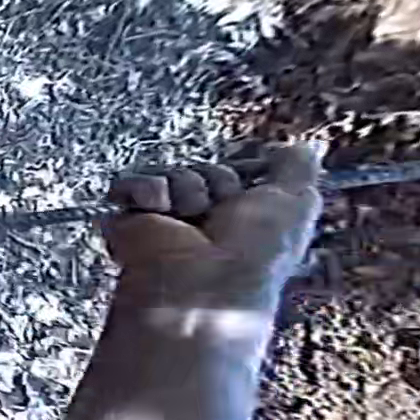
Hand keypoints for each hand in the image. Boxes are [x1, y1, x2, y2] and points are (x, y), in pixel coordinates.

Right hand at [105, 142, 322, 311]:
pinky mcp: (123, 216)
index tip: (250, 196)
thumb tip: (296, 144)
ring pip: (171, 173)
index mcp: (233, 212)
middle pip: (201, 169)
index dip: (243, 176)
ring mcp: (157, 214)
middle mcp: (194, 213)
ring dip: (186, 191)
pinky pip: (132, 182)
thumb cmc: (255, 248)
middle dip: (214, 184)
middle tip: (214, 213)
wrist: (199, 275)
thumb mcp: (296, 201)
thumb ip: (295, 169)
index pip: (231, 171)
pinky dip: (148, 191)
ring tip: (186, 216)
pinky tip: (158, 209)